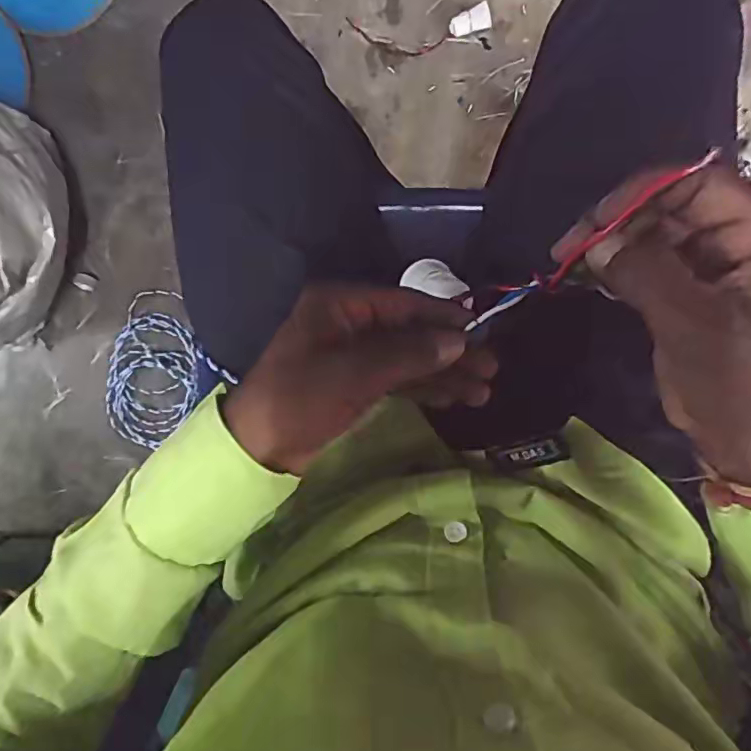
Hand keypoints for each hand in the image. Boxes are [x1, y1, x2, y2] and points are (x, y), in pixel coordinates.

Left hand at [223, 283, 498, 474]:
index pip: (402, 303)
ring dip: (444, 373)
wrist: (259, 447)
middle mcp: (350, 324)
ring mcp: (354, 356)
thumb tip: (459, 340)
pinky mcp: (356, 385)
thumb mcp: (355, 372)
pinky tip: (456, 398)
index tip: (481, 330)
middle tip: (492, 368)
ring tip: (484, 390)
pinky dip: (426, 388)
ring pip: (409, 358)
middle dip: (450, 350)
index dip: (443, 317)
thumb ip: (409, 353)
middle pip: (411, 332)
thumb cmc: (300, 397)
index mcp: (340, 305)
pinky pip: (398, 379)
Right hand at [552, 162, 750, 486]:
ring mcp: (721, 268)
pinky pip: (655, 263)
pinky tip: (592, 275)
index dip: (642, 193)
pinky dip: (622, 264)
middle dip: (620, 220)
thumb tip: (595, 240)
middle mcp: (747, 241)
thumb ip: (645, 272)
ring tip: (572, 262)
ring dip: (615, 243)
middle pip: (675, 206)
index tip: (593, 222)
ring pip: (659, 233)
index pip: (700, 185)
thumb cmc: (741, 388)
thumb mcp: (693, 326)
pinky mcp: (698, 293)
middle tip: (569, 248)